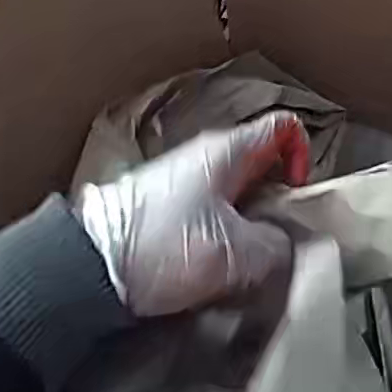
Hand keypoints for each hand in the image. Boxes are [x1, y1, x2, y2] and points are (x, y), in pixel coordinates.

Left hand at [75, 113, 309, 316]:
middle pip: (266, 159)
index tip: (293, 194)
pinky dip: (229, 225)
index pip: (284, 126)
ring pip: (243, 185)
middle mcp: (211, 153)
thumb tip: (285, 245)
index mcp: (230, 149)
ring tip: (246, 254)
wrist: (89, 265)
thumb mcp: (233, 253)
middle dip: (278, 195)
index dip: (301, 154)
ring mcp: (189, 175)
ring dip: (253, 216)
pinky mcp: (173, 201)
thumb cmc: (164, 246)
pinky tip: (218, 258)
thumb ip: (275, 247)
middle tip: (275, 234)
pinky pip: (218, 203)